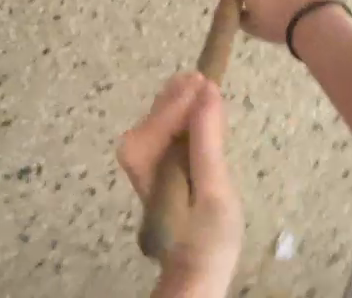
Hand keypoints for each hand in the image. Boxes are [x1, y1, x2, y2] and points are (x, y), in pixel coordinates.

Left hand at [117, 73, 243, 295]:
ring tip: (207, 89)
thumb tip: (208, 90)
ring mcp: (144, 161)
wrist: (196, 273)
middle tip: (207, 79)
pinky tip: (201, 114)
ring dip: (182, 104)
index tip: (206, 80)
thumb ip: (208, 140)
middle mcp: (137, 159)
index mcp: (146, 167)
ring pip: (160, 119)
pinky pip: (166, 130)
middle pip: (156, 115)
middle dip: (180, 96)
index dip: (182, 100)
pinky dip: (183, 117)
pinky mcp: (156, 165)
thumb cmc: (208, 237)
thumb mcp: (214, 189)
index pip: (160, 121)